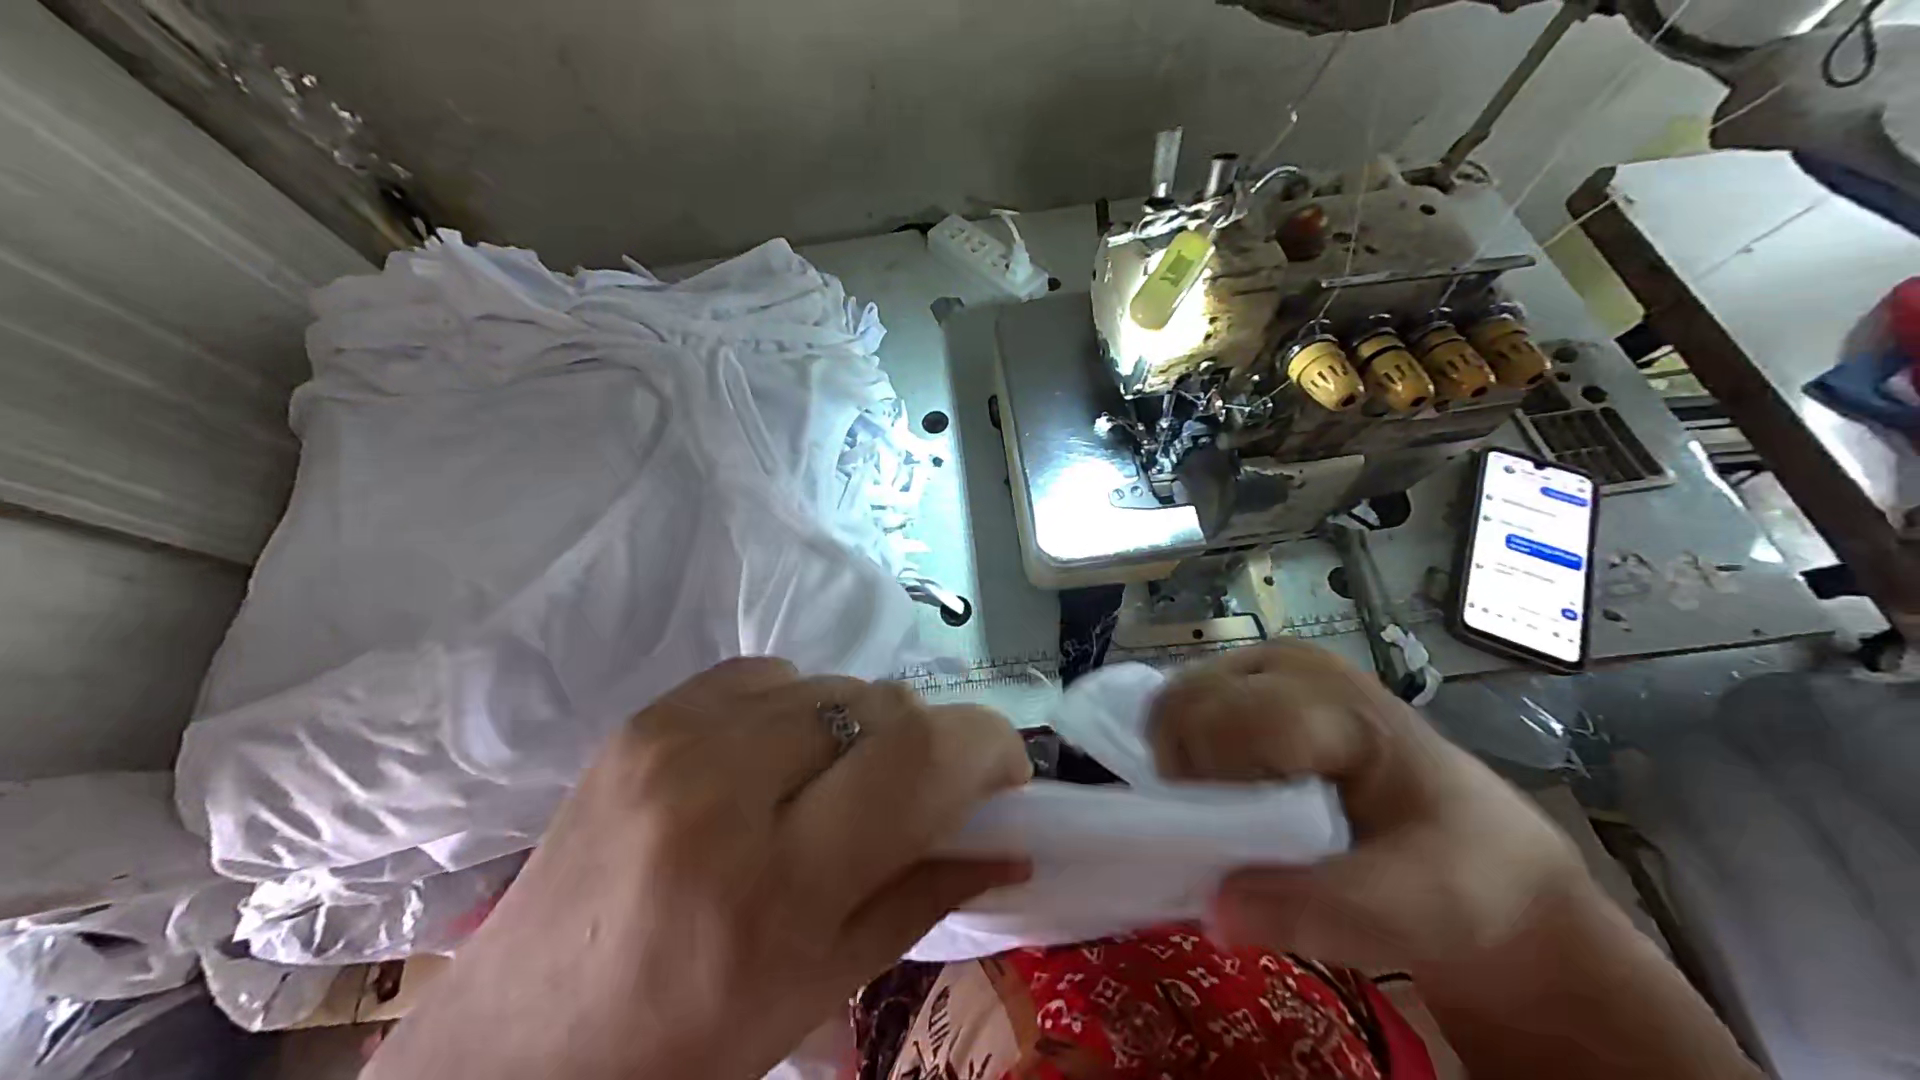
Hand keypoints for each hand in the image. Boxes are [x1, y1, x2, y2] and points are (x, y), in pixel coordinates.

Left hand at [364, 657, 1031, 1079]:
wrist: (523, 1039)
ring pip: (832, 684)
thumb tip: (1014, 843)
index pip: (917, 754)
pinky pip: (771, 676)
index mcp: (776, 879)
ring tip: (843, 782)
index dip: (985, 744)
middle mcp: (724, 786)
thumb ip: (926, 893)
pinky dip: (803, 708)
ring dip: (864, 727)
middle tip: (924, 791)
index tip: (1003, 772)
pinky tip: (780, 760)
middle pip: (882, 705)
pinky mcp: (647, 714)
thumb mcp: (824, 984)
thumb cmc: (688, 1039)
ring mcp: (675, 737)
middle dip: (927, 741)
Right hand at [1148, 642, 1589, 977]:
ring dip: (1183, 761)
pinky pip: (1189, 706)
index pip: (1219, 721)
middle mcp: (1291, 665)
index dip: (1200, 781)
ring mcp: (1270, 665)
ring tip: (1225, 807)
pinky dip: (1189, 750)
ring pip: (1176, 702)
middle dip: (1183, 771)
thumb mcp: (1408, 911)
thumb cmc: (1456, 876)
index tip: (1223, 839)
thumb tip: (1213, 906)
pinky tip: (1228, 785)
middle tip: (1218, 826)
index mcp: (1334, 703)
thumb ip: (1313, 910)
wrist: (1487, 857)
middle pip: (1185, 704)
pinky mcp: (1258, 680)